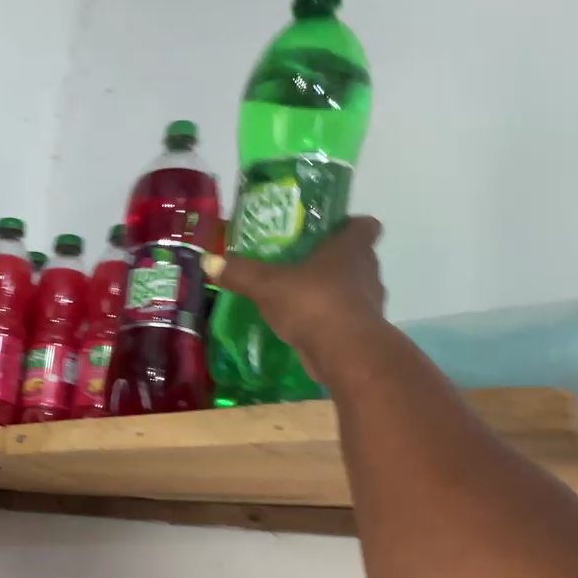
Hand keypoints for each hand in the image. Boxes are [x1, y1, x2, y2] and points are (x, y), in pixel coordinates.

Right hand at [207, 216, 387, 382]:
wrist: (344, 352)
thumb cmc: (312, 303)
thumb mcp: (267, 285)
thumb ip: (240, 273)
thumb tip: (208, 260)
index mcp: (350, 248)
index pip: (365, 226)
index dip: (351, 225)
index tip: (331, 232)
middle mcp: (367, 270)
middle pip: (357, 257)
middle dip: (333, 261)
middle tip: (302, 265)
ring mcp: (369, 302)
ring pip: (353, 289)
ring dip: (332, 292)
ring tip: (300, 298)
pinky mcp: (362, 331)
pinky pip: (345, 317)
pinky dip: (329, 320)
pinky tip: (305, 326)